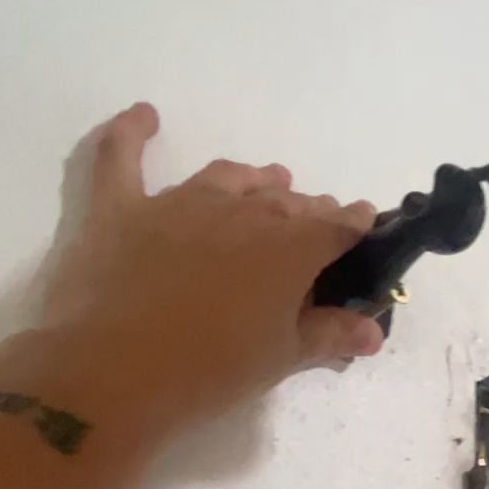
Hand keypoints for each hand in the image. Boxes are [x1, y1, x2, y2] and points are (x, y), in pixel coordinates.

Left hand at [18, 103, 384, 436]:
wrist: (117, 372)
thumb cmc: (215, 370)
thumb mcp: (282, 358)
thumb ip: (329, 335)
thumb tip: (371, 331)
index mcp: (287, 251)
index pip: (334, 227)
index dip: (354, 222)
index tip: (365, 218)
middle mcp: (239, 215)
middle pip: (283, 202)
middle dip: (306, 208)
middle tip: (316, 218)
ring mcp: (177, 206)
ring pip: (225, 179)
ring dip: (252, 179)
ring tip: (268, 180)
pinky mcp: (120, 210)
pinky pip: (121, 158)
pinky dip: (132, 133)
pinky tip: (144, 116)